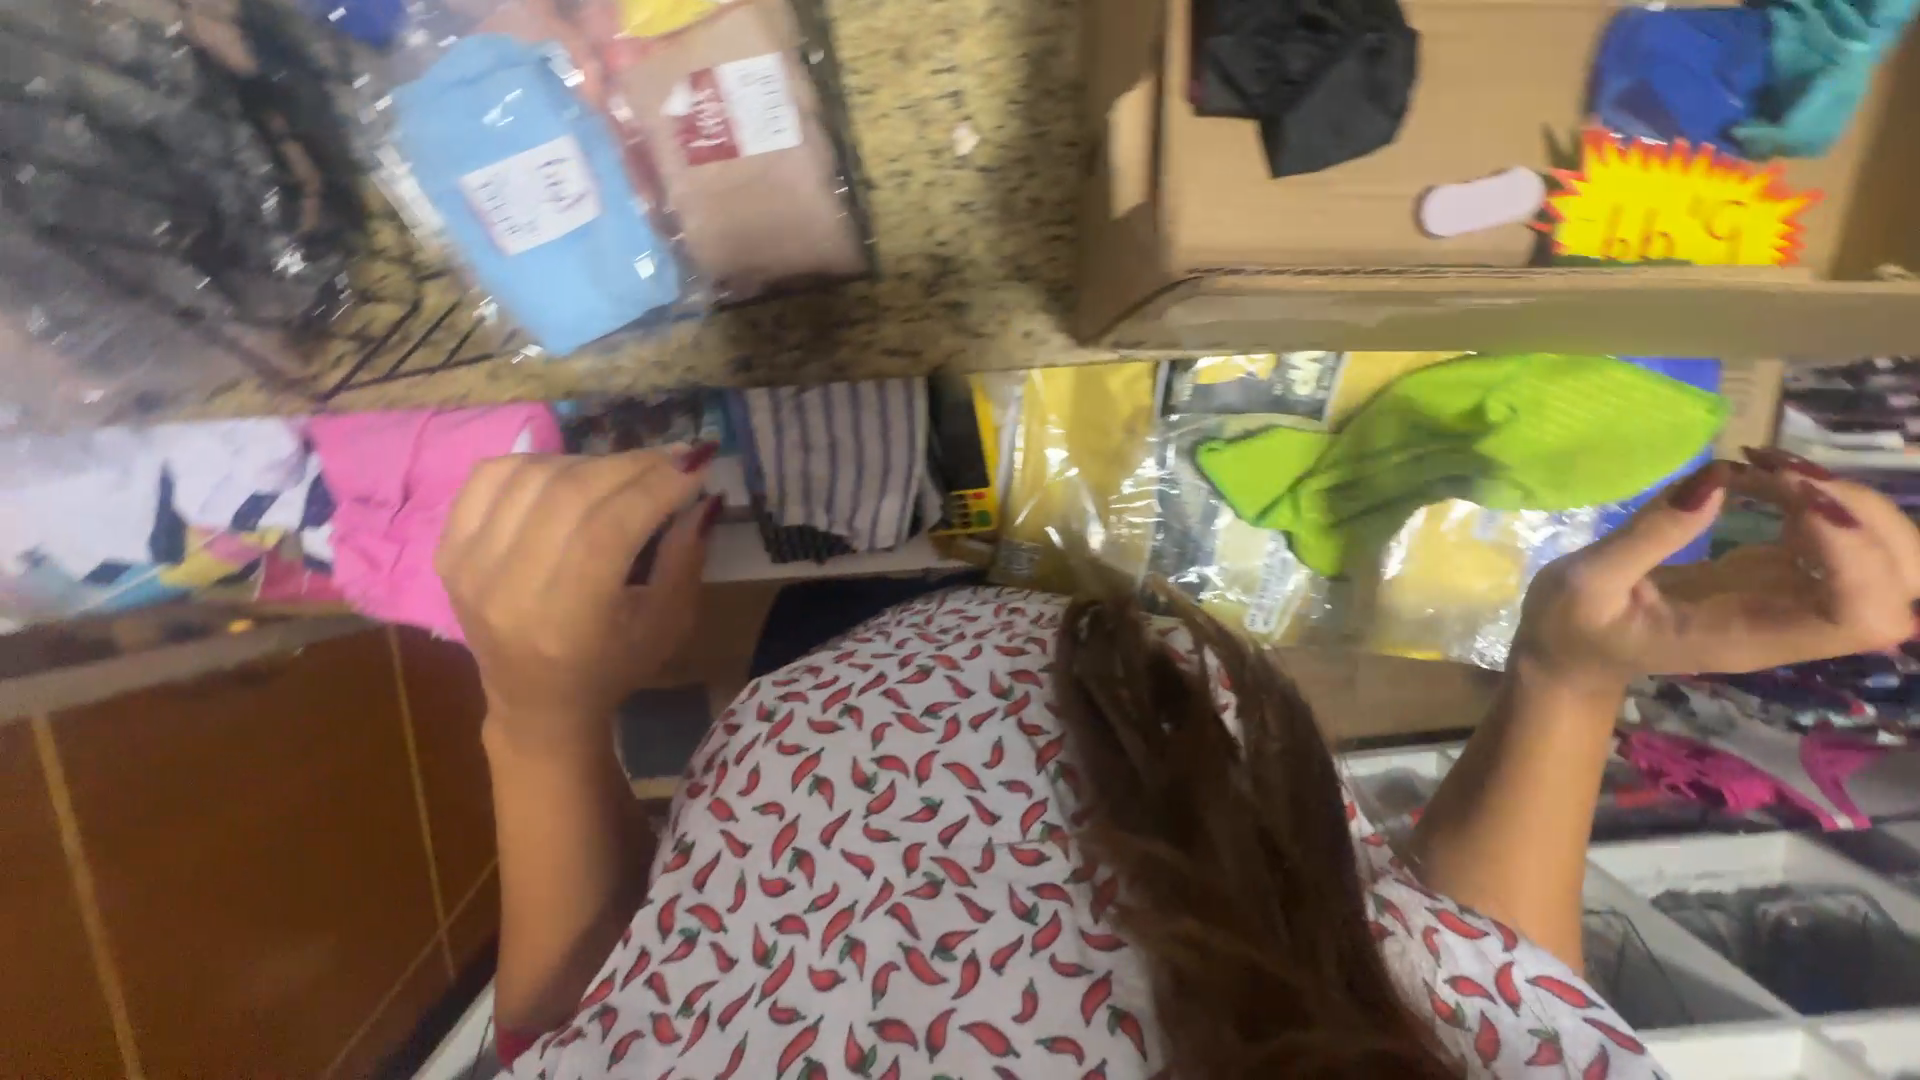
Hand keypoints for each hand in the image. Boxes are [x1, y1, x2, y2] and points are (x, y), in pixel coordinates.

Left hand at [436, 446, 720, 750]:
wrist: (536, 702)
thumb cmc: (614, 666)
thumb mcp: (668, 622)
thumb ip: (687, 557)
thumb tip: (705, 495)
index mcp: (567, 617)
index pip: (612, 527)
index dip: (658, 485)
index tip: (697, 461)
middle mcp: (508, 587)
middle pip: (573, 493)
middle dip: (633, 464)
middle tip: (673, 456)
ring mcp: (469, 565)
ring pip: (535, 476)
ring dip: (593, 461)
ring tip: (628, 471)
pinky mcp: (449, 549)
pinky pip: (491, 476)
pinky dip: (539, 461)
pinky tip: (573, 472)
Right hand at [1513, 447, 1919, 696]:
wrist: (1566, 653)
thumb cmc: (1567, 628)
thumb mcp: (1585, 583)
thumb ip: (1647, 537)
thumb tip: (1716, 479)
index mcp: (1746, 639)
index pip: (1860, 613)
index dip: (1857, 556)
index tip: (1796, 503)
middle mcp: (1788, 624)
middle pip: (1898, 582)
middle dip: (1861, 516)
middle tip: (1778, 472)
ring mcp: (1788, 599)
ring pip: (1881, 555)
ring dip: (1841, 501)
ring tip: (1763, 467)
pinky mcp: (1774, 576)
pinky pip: (1834, 537)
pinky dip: (1813, 498)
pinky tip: (1756, 478)